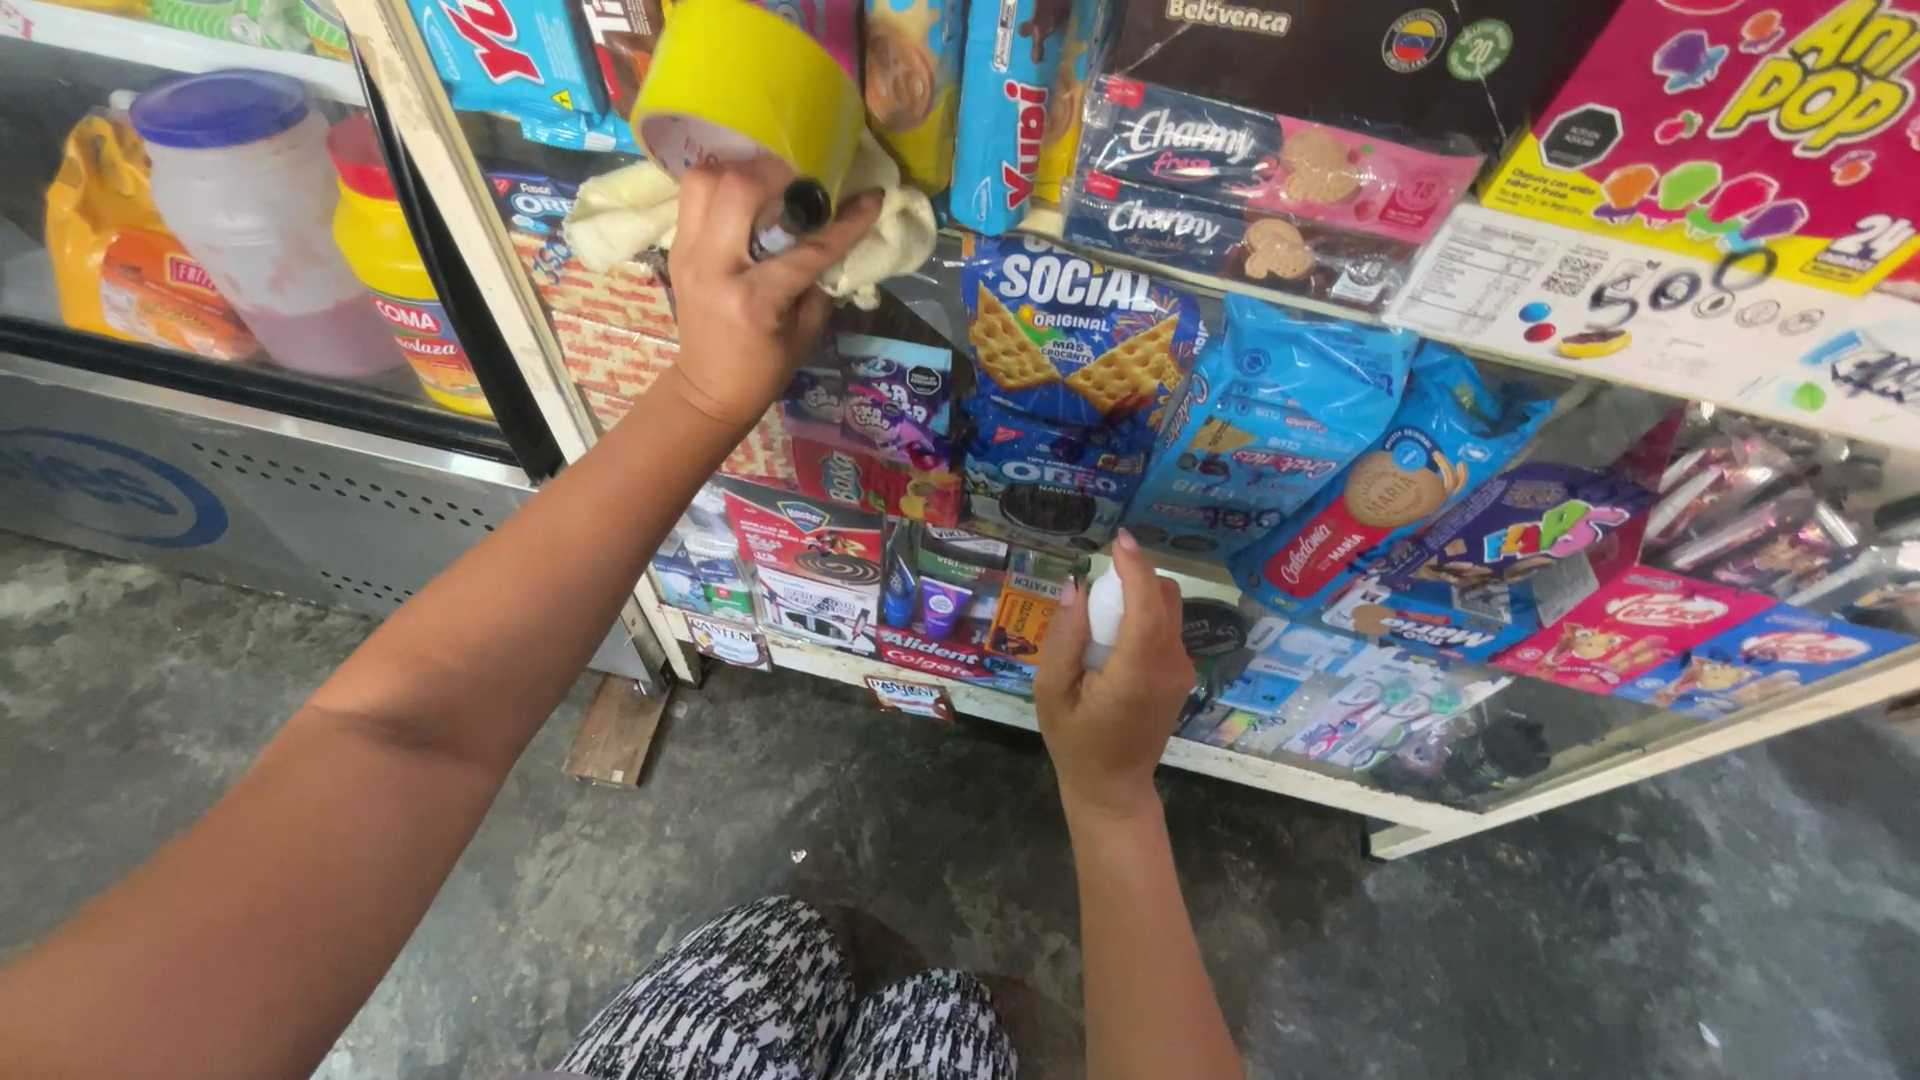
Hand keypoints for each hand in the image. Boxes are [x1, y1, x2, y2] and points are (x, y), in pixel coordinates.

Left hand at [663, 158, 883, 426]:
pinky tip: (747, 194)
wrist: (709, 388)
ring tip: (768, 182)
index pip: (805, 249)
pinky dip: (722, 184)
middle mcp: (715, 268)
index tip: (870, 199)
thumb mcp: (805, 332)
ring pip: (706, 179)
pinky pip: (695, 195)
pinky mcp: (677, 248)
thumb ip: (821, 281)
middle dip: (777, 173)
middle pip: (738, 188)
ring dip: (741, 170)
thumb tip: (839, 233)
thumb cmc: (764, 369)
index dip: (844, 222)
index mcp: (754, 300)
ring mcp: (687, 254)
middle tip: (802, 180)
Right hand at [1034, 530, 1196, 819]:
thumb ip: (1064, 637)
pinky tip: (1113, 634)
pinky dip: (1143, 615)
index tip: (1118, 539)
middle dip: (1135, 576)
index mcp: (1137, 672)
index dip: (1135, 567)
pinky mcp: (1181, 674)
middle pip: (1165, 598)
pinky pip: (1166, 627)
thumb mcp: (1050, 691)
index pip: (1147, 606)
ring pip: (1169, 609)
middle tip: (1097, 584)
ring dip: (1139, 595)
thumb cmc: (1075, 741)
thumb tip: (1075, 588)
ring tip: (1101, 613)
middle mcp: (1170, 666)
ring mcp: (1181, 671)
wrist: (1113, 786)